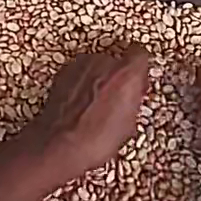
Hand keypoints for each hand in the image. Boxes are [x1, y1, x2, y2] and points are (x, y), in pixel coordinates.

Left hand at [26, 47, 151, 172]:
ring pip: (96, 65)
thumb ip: (133, 100)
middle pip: (117, 60)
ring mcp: (81, 64)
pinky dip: (81, 83)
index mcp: (127, 73)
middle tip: (116, 98)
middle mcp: (104, 62)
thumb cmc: (94, 139)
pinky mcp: (64, 71)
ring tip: (96, 104)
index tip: (137, 82)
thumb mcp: (129, 125)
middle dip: (117, 76)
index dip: (139, 70)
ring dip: (98, 79)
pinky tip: (81, 105)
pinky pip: (79, 72)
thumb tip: (132, 97)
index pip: (140, 55)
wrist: (60, 145)